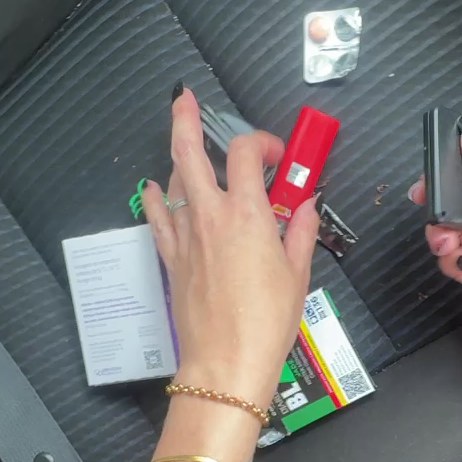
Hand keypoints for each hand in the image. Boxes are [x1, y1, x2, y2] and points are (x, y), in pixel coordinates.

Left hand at [145, 89, 318, 411]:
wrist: (226, 362)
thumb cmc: (268, 322)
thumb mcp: (298, 274)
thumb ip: (300, 231)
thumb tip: (306, 206)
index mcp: (247, 215)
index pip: (247, 154)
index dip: (262, 142)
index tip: (276, 155)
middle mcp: (210, 215)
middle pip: (189, 150)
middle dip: (186, 118)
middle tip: (187, 99)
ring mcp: (185, 235)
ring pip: (171, 179)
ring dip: (179, 158)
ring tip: (189, 151)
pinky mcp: (172, 258)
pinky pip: (157, 216)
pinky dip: (155, 196)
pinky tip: (155, 188)